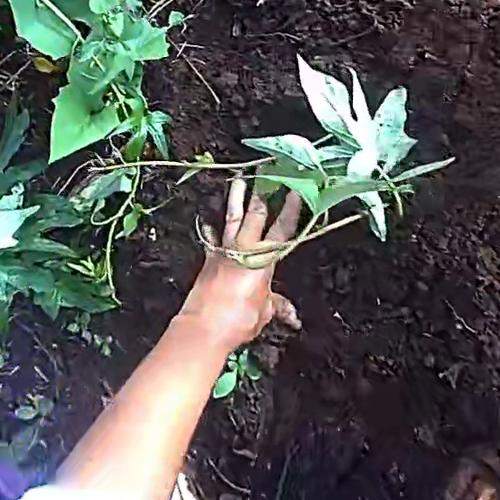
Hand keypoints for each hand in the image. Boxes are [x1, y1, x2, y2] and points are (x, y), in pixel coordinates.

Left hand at [174, 180, 301, 351]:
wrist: (204, 325)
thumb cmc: (240, 319)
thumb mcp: (265, 313)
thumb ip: (277, 306)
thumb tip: (292, 316)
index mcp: (263, 259)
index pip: (282, 228)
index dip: (290, 209)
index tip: (295, 190)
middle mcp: (245, 248)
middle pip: (256, 214)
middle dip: (263, 193)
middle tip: (266, 174)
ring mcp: (225, 249)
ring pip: (233, 217)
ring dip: (236, 198)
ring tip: (238, 180)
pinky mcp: (210, 257)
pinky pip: (212, 237)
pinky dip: (211, 229)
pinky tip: (208, 220)